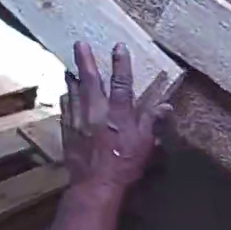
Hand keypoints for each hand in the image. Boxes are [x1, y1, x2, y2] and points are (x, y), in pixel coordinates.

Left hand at [60, 41, 177, 202]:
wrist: (95, 186)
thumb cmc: (124, 166)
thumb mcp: (145, 145)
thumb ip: (152, 123)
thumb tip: (165, 106)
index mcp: (118, 114)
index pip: (122, 83)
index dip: (121, 64)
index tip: (118, 46)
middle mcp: (96, 112)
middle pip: (90, 81)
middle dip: (86, 61)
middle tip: (79, 43)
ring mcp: (79, 121)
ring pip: (73, 92)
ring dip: (72, 78)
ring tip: (69, 66)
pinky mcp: (68, 133)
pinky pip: (65, 110)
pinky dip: (66, 99)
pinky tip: (65, 94)